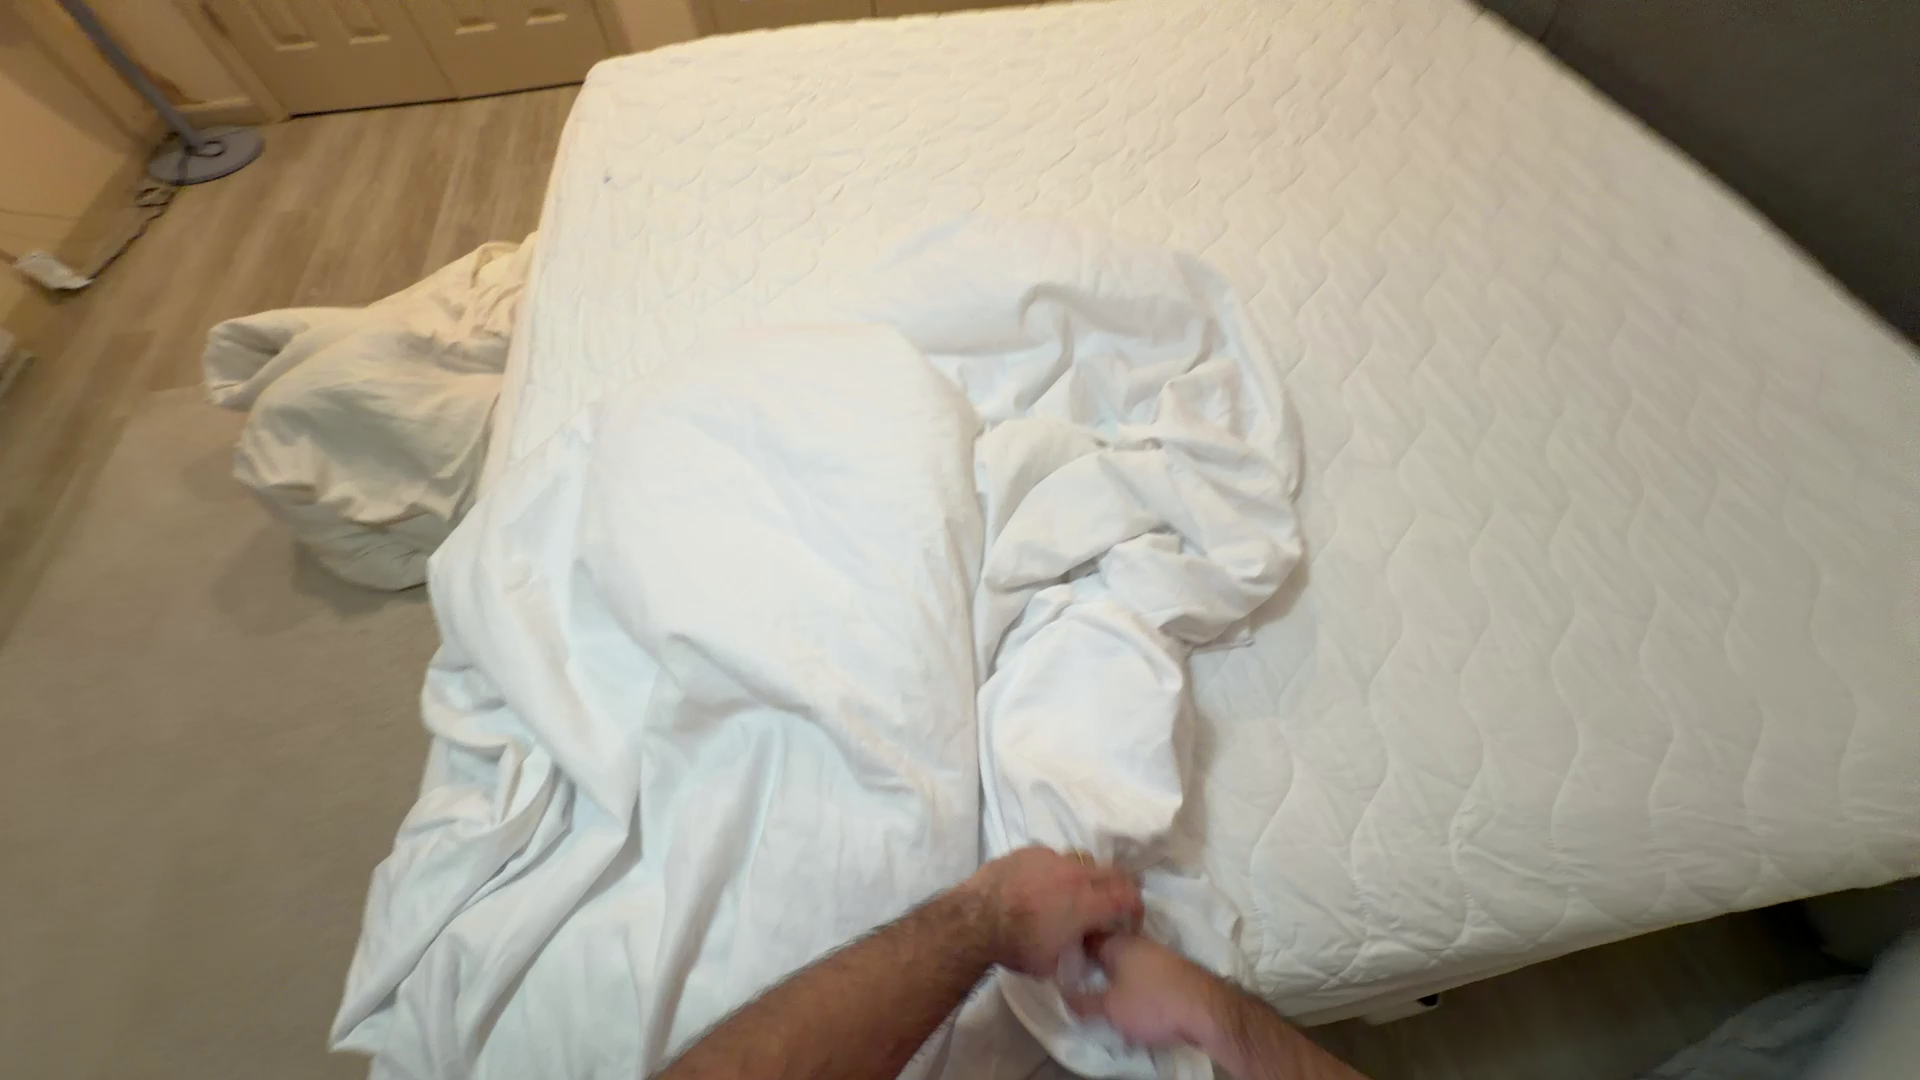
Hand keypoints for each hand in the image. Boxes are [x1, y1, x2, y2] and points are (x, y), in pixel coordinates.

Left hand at [964, 847, 1143, 977]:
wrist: (978, 917)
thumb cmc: (1018, 945)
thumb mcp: (1053, 963)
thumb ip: (1073, 950)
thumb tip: (1077, 948)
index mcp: (1087, 902)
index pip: (1127, 896)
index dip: (1136, 906)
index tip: (1131, 917)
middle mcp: (1075, 874)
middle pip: (1111, 871)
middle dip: (1119, 884)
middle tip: (1115, 898)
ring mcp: (1052, 857)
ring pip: (1081, 860)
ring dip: (1085, 875)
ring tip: (1072, 890)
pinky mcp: (1030, 850)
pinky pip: (1051, 856)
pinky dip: (1053, 869)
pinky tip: (1039, 883)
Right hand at [1066, 934, 1223, 1048]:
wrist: (1204, 1008)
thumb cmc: (1152, 1003)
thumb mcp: (1111, 1008)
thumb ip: (1085, 1002)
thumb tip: (1064, 994)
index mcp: (1114, 941)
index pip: (1084, 936)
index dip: (1070, 948)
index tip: (1058, 960)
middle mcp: (1133, 939)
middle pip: (1105, 943)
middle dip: (1092, 957)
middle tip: (1077, 975)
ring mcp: (1154, 950)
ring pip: (1124, 953)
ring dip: (1112, 966)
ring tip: (1100, 984)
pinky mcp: (1169, 965)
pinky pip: (1140, 964)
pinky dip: (1130, 973)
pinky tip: (1128, 988)